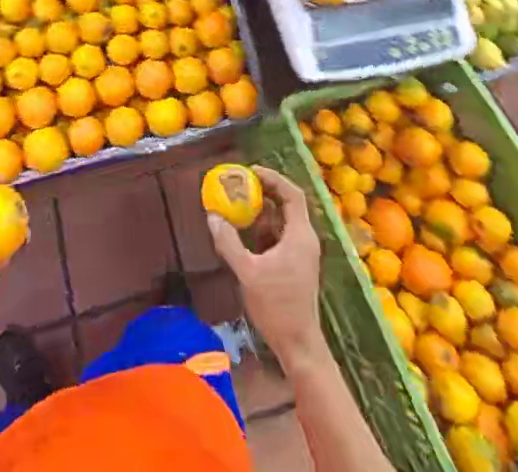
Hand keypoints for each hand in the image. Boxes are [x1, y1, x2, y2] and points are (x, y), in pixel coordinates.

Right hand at [208, 166, 324, 364]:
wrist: (298, 343)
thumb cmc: (277, 306)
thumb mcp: (247, 272)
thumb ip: (229, 243)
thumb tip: (213, 216)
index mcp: (300, 234)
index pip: (291, 194)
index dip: (272, 179)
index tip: (250, 172)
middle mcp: (304, 239)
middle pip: (287, 205)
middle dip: (264, 193)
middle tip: (241, 185)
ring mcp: (302, 253)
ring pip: (282, 222)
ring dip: (262, 214)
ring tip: (238, 207)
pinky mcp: (295, 266)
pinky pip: (279, 238)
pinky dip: (263, 232)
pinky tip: (245, 236)